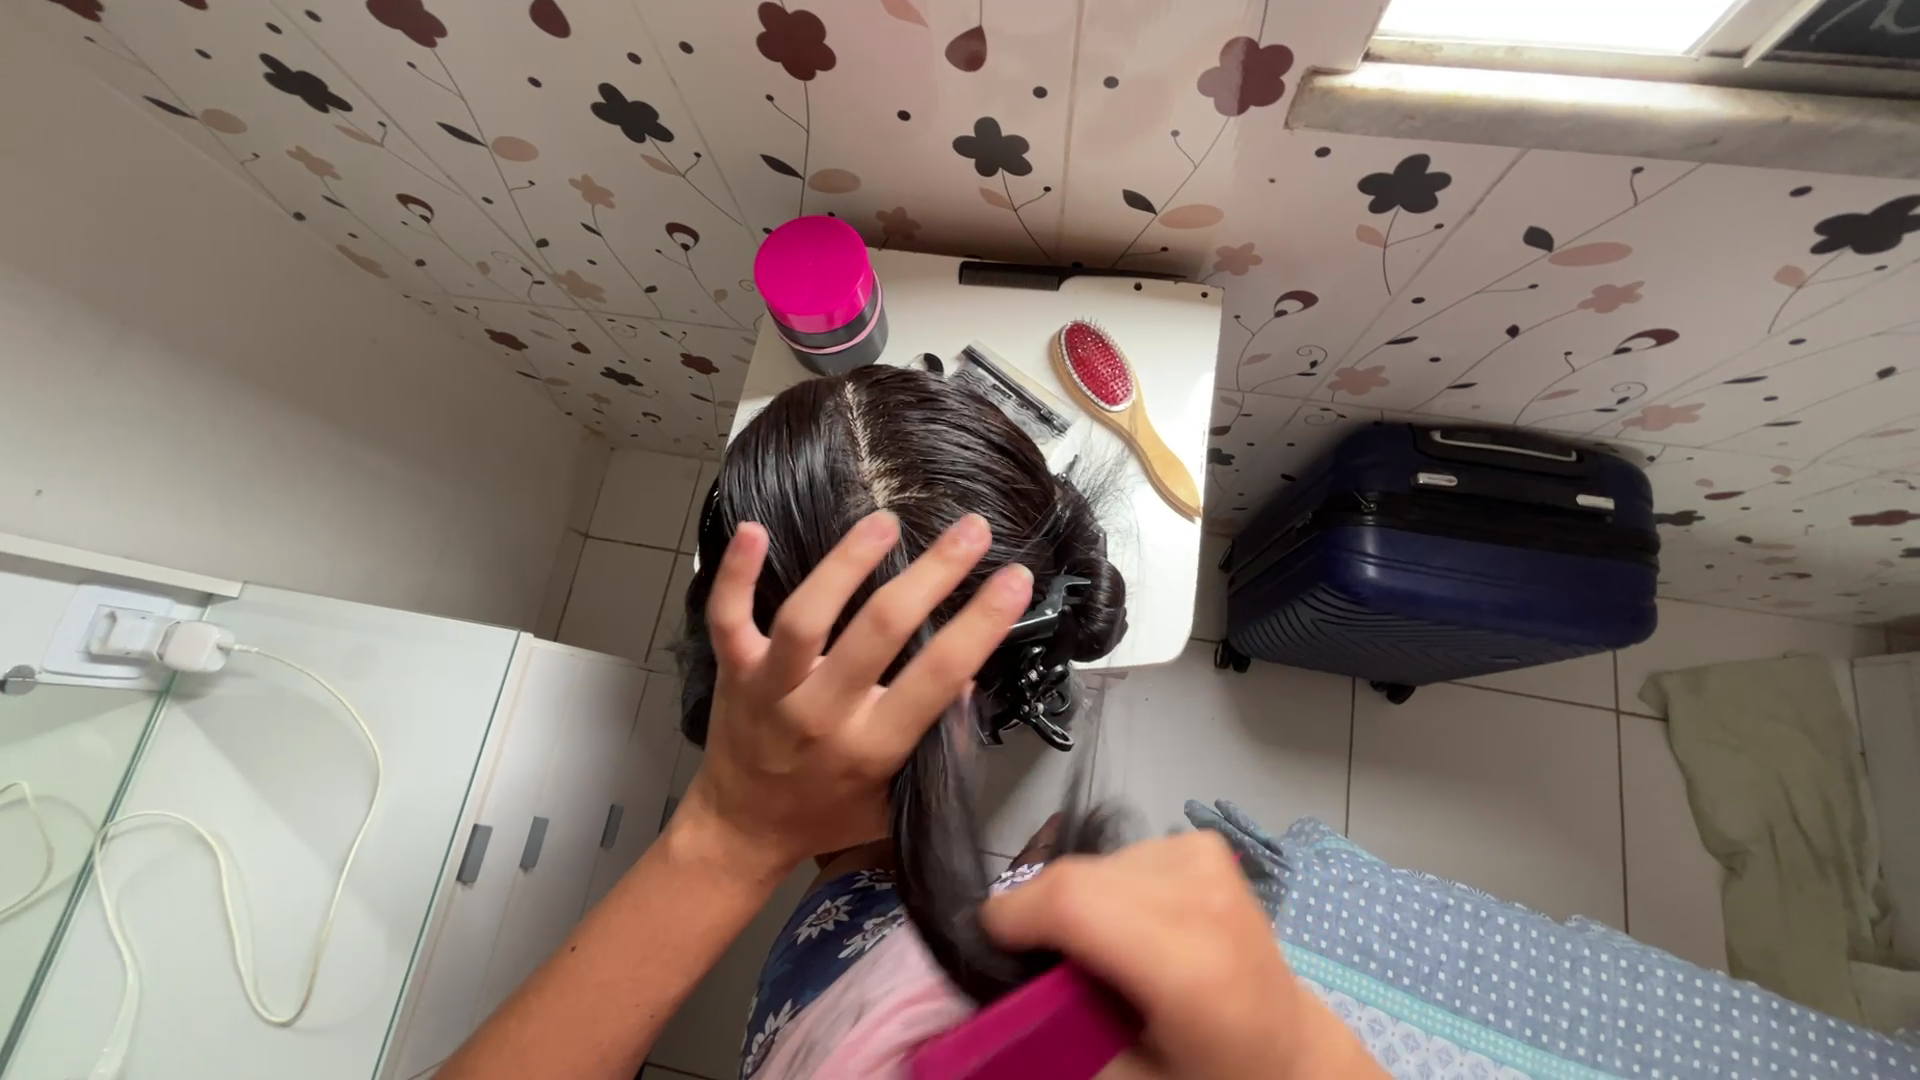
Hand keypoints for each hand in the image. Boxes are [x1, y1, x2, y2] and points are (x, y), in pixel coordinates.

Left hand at [683, 510, 1032, 877]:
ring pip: (806, 618)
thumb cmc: (829, 814)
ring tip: (885, 522)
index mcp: (873, 744)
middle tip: (972, 529)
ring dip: (846, 563)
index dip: (981, 624)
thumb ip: (936, 747)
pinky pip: (728, 619)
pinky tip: (753, 529)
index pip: (938, 676)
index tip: (1015, 579)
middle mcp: (822, 713)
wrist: (740, 832)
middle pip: (880, 632)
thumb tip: (967, 678)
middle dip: (934, 575)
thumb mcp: (896, 801)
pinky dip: (735, 575)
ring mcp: (771, 689)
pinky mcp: (732, 671)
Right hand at [981, 833, 1385, 1079]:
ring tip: (1092, 948)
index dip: (1017, 913)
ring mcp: (1207, 863)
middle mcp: (1202, 900)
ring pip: (1093, 862)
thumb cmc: (1211, 1077)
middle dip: (1037, 910)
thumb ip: (1054, 1030)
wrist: (1290, 1050)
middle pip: (1079, 876)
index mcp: (1189, 968)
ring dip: (1073, 899)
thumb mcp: (1126, 1076)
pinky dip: (1106, 885)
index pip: (1076, 903)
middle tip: (1033, 954)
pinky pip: (1121, 854)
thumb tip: (986, 992)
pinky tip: (1128, 920)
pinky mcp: (1206, 847)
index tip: (989, 938)